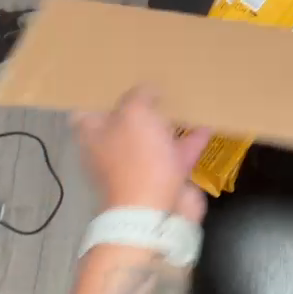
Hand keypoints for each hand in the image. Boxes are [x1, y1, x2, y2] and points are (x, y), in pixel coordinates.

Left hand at [73, 88, 211, 223]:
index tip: (114, 82)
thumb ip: (140, 97)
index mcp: (94, 135)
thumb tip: (149, 91)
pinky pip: (178, 154)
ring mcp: (139, 166)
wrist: (156, 211)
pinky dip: (191, 141)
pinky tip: (206, 125)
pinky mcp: (166, 177)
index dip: (98, 96)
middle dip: (138, 108)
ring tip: (183, 102)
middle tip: (153, 87)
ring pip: (152, 139)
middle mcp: (112, 150)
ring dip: (167, 124)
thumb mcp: (135, 115)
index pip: (85, 111)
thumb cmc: (137, 160)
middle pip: (123, 124)